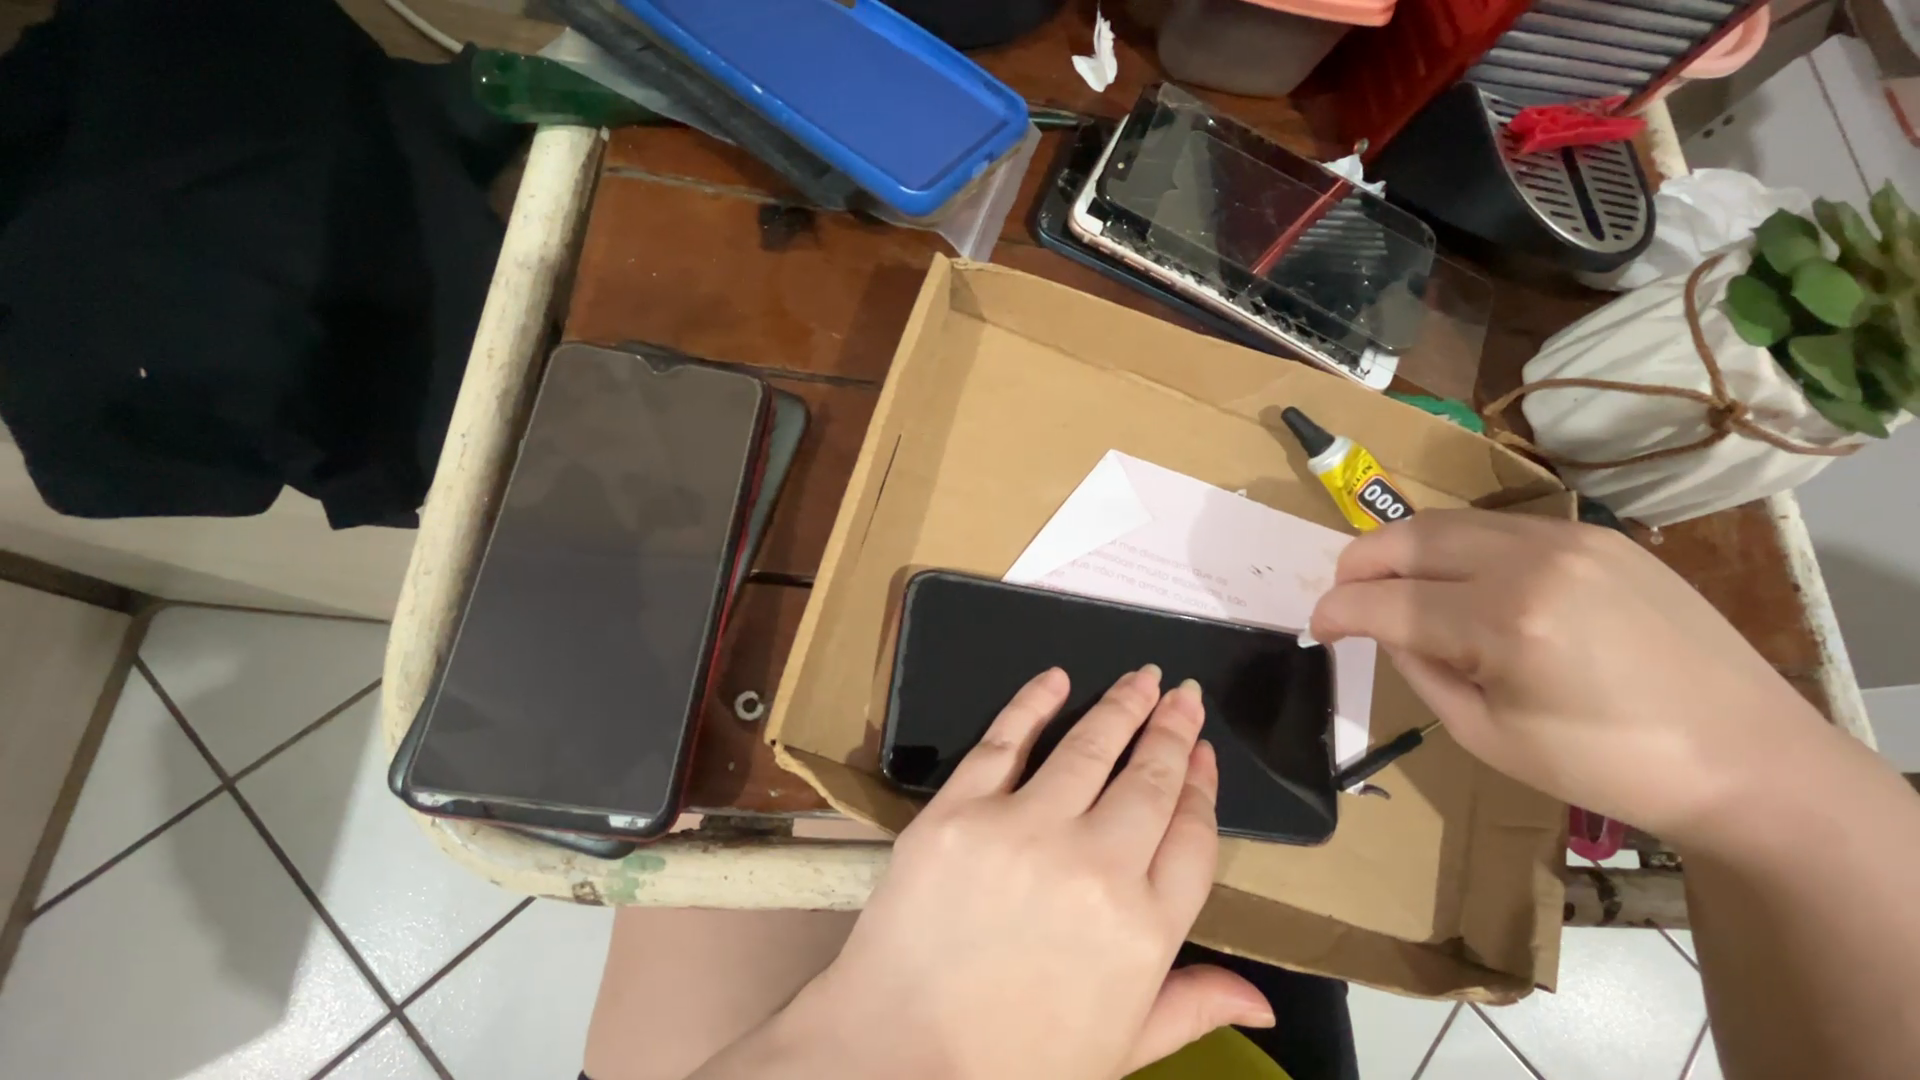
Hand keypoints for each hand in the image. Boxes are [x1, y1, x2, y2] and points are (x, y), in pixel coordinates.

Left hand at [777, 667, 1271, 1079]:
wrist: (901, 1059)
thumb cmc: (1017, 1063)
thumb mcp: (1120, 1048)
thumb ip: (1190, 1007)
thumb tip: (1263, 1000)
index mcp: (1145, 928)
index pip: (1191, 835)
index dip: (1202, 787)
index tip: (1205, 752)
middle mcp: (1096, 866)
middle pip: (1149, 780)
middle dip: (1172, 730)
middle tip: (1183, 693)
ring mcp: (1024, 830)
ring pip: (1088, 748)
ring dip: (1120, 706)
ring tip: (1140, 679)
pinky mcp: (960, 810)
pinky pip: (1005, 740)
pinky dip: (1034, 702)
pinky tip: (1057, 679)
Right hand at [1308, 509, 1832, 847]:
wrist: (1749, 759)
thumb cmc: (1607, 767)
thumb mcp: (1486, 735)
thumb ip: (1420, 668)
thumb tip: (1385, 627)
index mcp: (1504, 624)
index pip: (1384, 601)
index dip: (1335, 612)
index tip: (1316, 628)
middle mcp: (1531, 562)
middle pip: (1407, 538)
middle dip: (1357, 566)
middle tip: (1344, 599)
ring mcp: (1570, 539)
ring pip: (1447, 522)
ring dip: (1403, 550)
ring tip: (1393, 587)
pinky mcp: (1598, 537)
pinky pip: (1497, 526)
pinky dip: (1457, 548)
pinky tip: (1460, 583)